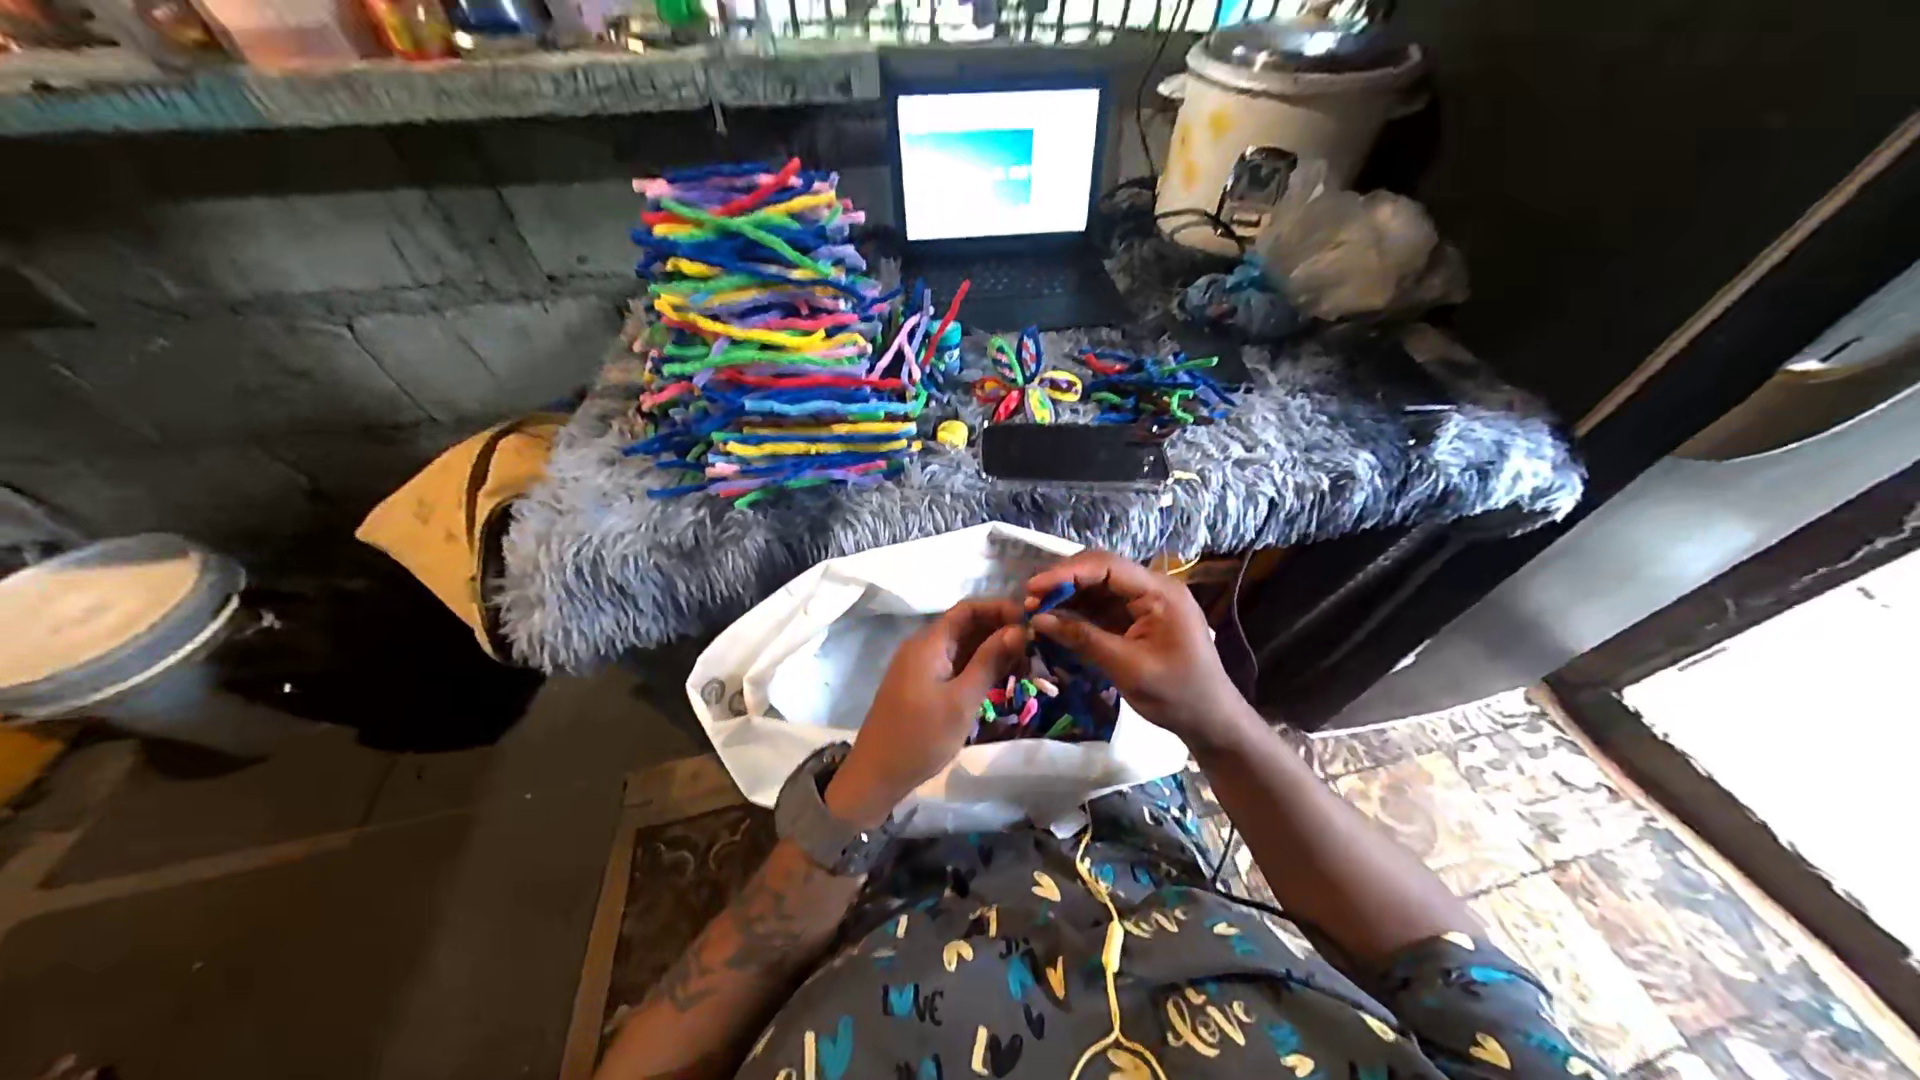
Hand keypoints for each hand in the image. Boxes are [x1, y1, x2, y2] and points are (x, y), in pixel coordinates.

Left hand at [825, 599, 1026, 827]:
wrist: (876, 774)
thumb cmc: (921, 736)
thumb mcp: (962, 700)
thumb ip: (990, 660)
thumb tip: (1019, 628)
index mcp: (929, 643)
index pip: (968, 609)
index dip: (1000, 609)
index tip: (1032, 621)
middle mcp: (923, 647)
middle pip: (966, 626)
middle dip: (1000, 631)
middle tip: (1035, 647)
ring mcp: (921, 667)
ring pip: (962, 646)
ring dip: (992, 650)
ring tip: (1025, 664)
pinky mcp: (922, 685)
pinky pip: (954, 664)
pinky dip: (978, 667)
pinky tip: (1001, 680)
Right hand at [1024, 551, 1256, 753]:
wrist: (1210, 720)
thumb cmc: (1176, 694)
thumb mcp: (1127, 667)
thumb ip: (1083, 638)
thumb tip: (1038, 619)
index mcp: (1160, 592)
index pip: (1107, 567)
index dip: (1066, 572)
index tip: (1033, 587)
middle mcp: (1152, 588)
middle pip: (1100, 570)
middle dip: (1063, 582)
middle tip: (1030, 600)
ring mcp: (1145, 603)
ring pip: (1097, 587)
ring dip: (1067, 596)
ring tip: (1035, 610)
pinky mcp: (1137, 619)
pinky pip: (1102, 606)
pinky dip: (1077, 612)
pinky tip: (1055, 621)